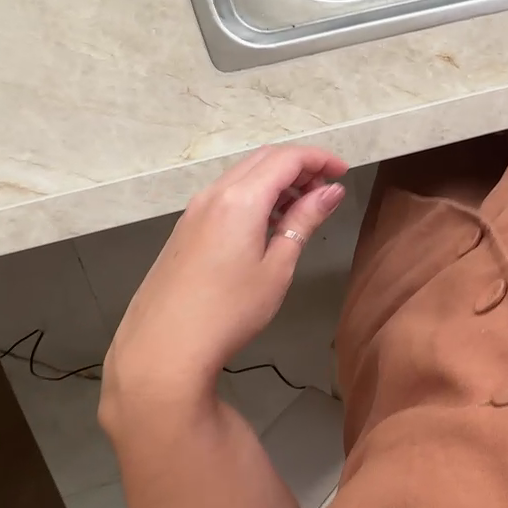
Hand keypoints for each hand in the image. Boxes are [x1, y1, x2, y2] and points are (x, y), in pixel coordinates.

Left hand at [100, 145, 347, 422]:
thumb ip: (305, 220)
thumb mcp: (278, 265)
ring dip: (277, 181)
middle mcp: (214, 194)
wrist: (162, 348)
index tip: (344, 173)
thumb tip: (331, 191)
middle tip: (327, 189)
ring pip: (244, 175)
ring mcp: (195, 211)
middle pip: (263, 159)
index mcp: (240, 199)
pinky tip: (270, 226)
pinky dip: (256, 196)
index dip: (320, 158)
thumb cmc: (230, 310)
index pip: (287, 158)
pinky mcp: (186, 229)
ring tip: (304, 209)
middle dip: (300, 165)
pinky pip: (228, 195)